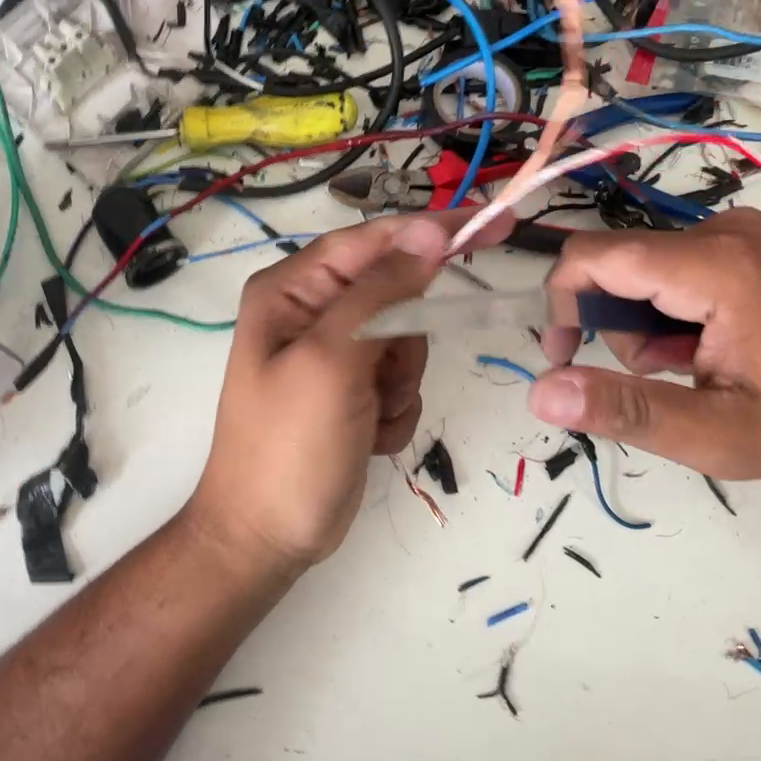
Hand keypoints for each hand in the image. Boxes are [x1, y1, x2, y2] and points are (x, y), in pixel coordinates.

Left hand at [189, 209, 515, 572]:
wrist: (266, 536)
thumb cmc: (288, 446)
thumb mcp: (332, 361)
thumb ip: (381, 293)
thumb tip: (428, 231)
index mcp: (291, 291)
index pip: (372, 240)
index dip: (431, 229)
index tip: (494, 224)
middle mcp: (311, 313)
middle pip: (396, 292)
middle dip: (405, 339)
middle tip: (385, 378)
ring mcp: (334, 355)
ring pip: (407, 340)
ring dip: (401, 381)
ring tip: (368, 415)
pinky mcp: (353, 392)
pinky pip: (402, 379)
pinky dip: (395, 409)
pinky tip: (366, 436)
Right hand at [528, 208, 760, 483]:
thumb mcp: (716, 434)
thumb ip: (624, 409)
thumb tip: (540, 392)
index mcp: (716, 267)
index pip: (592, 258)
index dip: (562, 308)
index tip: (568, 361)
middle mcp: (726, 230)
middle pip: (618, 266)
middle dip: (620, 329)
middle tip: (670, 379)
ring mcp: (746, 233)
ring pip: (647, 270)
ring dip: (651, 326)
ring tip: (702, 369)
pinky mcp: (757, 244)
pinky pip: (680, 268)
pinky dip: (679, 312)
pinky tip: (722, 348)